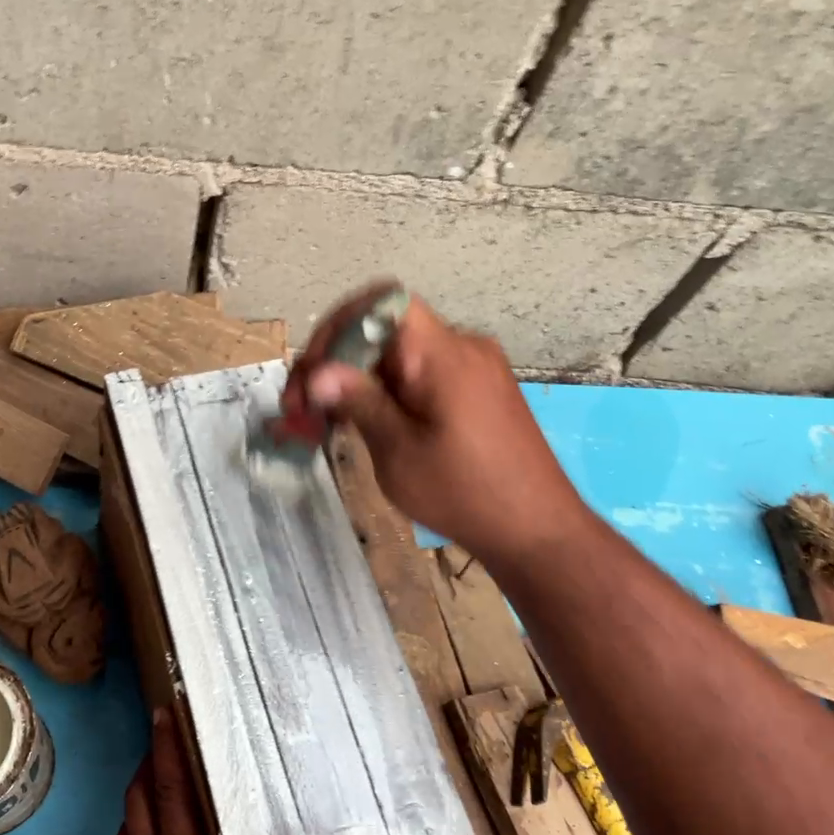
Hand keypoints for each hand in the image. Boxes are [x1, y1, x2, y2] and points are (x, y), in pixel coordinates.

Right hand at [280, 280, 595, 564]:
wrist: (536, 530)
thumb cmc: (463, 492)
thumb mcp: (398, 450)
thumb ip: (358, 402)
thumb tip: (316, 372)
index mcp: (442, 353)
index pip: (381, 303)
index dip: (335, 328)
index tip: (309, 376)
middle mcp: (460, 348)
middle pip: (382, 332)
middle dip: (332, 364)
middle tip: (297, 413)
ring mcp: (471, 369)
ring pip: (395, 356)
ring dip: (352, 383)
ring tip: (318, 426)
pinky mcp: (473, 392)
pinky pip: (416, 376)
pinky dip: (381, 394)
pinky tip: (356, 426)